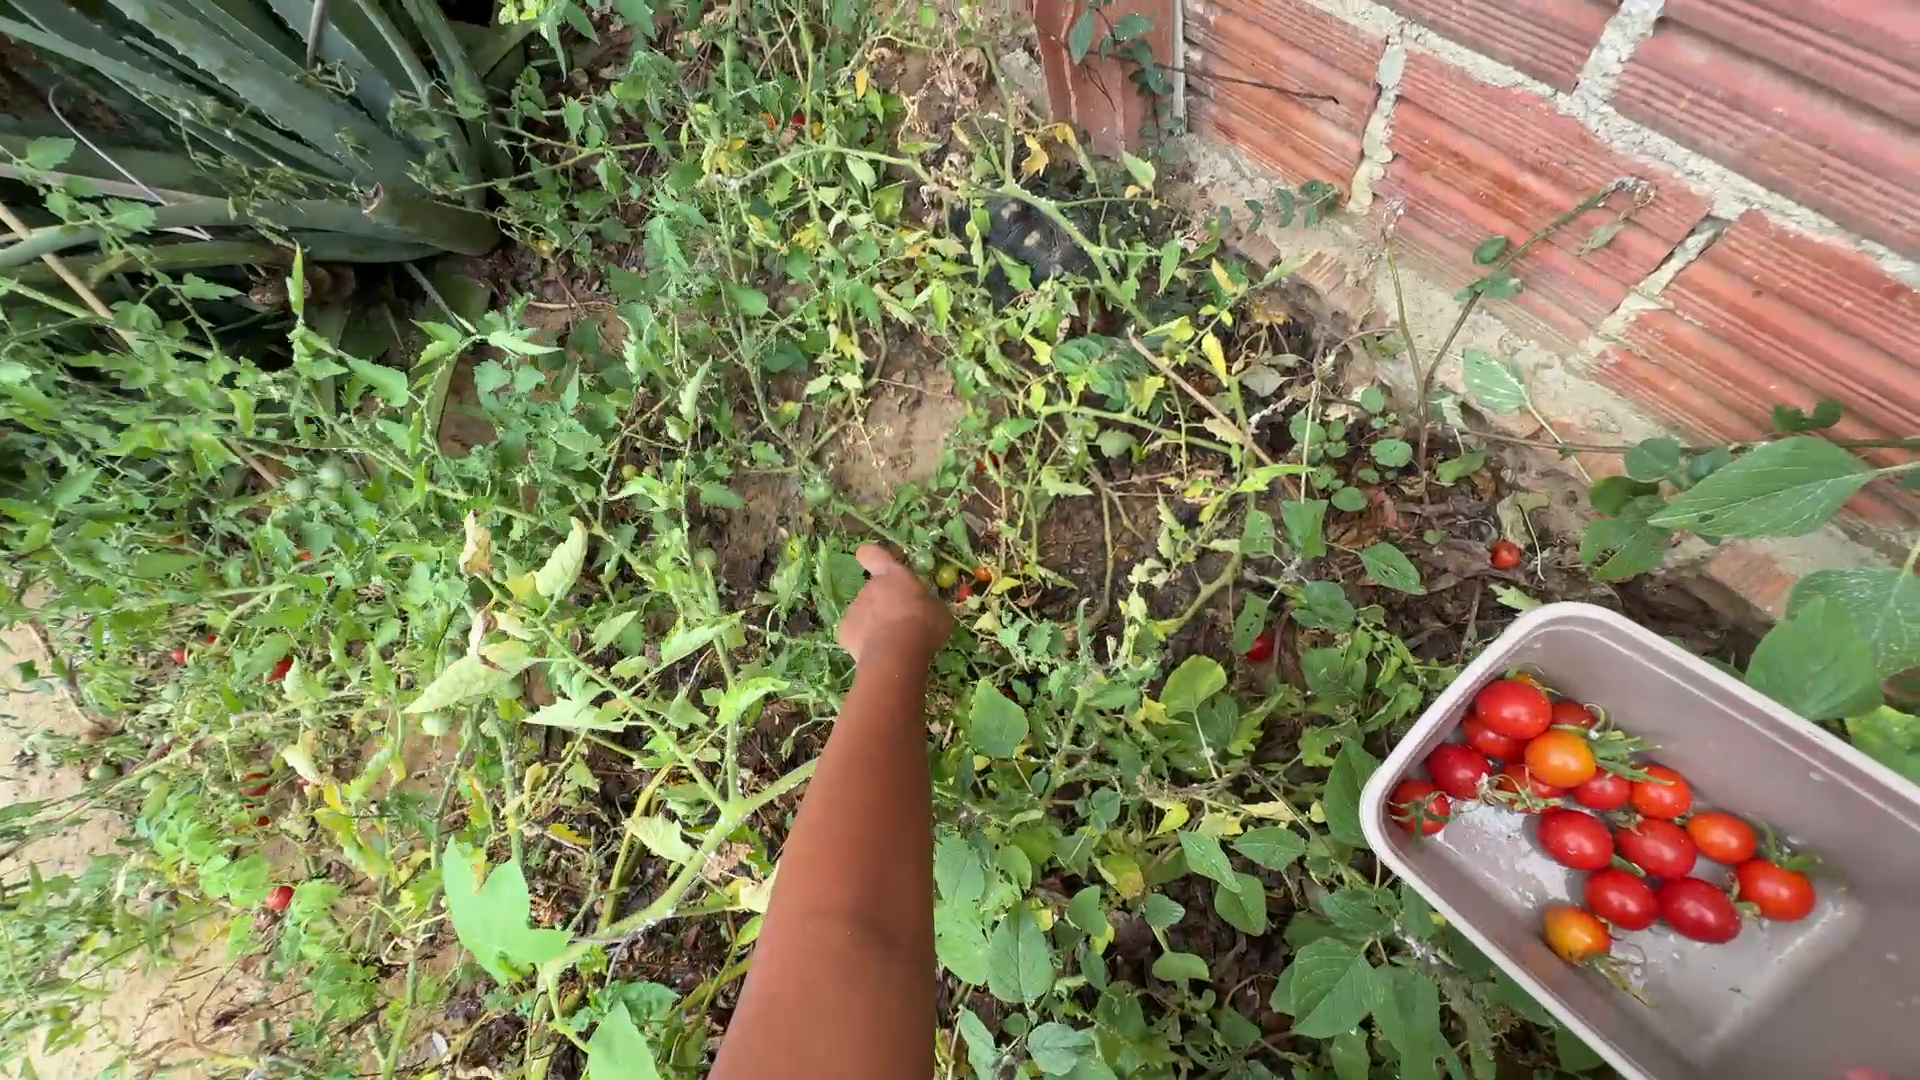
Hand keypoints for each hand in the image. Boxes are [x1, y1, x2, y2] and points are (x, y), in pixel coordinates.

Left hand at [837, 544, 951, 666]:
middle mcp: (870, 587)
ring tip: (891, 643)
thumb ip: (926, 604)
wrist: (897, 653)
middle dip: (884, 604)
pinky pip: (855, 633)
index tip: (870, 559)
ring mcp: (854, 609)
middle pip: (874, 591)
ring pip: (864, 613)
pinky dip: (864, 641)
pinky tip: (878, 652)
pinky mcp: (845, 631)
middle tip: (901, 622)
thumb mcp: (937, 612)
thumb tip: (924, 608)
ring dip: (875, 623)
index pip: (875, 555)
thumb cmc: (923, 626)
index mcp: (894, 576)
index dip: (872, 556)